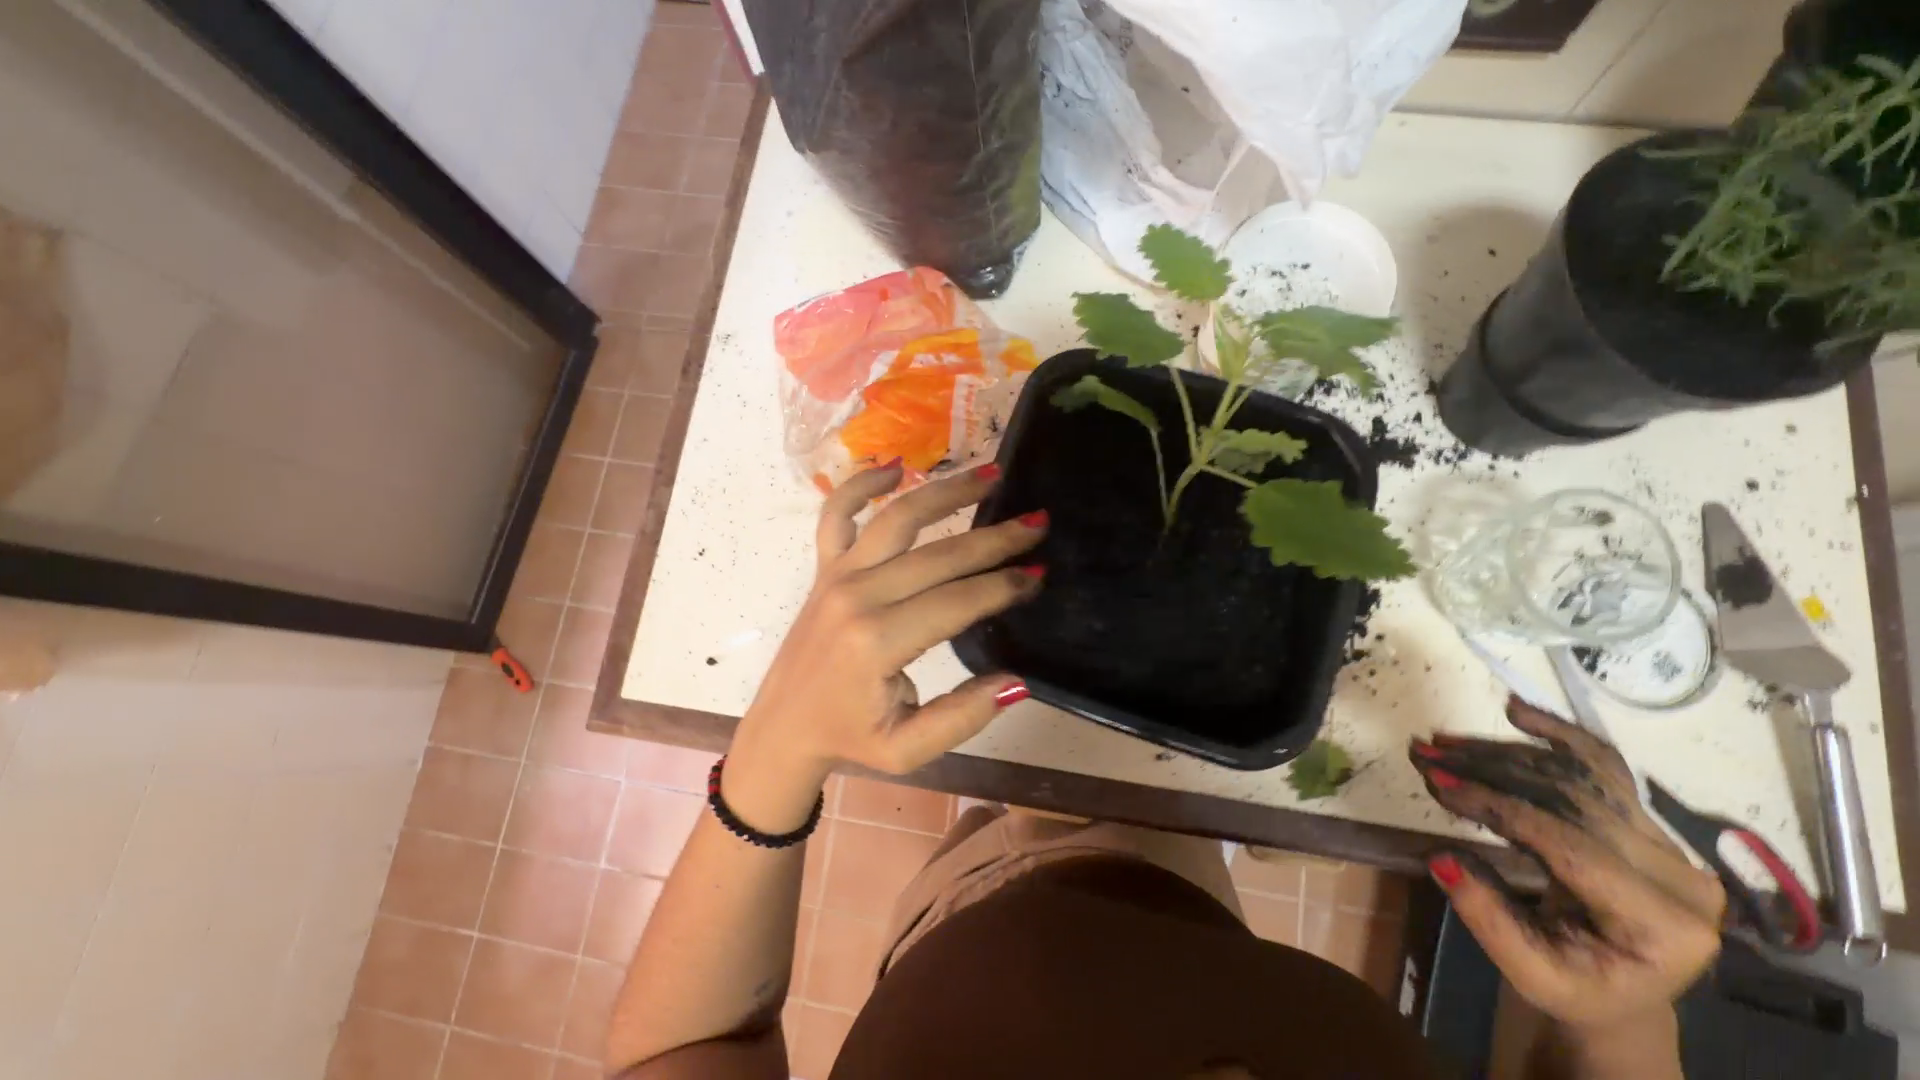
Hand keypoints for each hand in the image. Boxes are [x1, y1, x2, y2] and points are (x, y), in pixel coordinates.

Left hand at [723, 462, 1044, 831]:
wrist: (784, 728)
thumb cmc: (851, 737)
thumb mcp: (908, 749)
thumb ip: (963, 717)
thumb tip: (1016, 681)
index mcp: (880, 642)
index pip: (958, 601)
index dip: (1004, 586)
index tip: (1040, 574)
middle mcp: (858, 597)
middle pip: (939, 555)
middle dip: (996, 538)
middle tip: (1038, 522)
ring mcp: (837, 576)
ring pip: (897, 518)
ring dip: (946, 492)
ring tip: (991, 475)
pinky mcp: (823, 568)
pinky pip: (836, 514)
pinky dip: (861, 485)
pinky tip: (896, 468)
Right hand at [1408, 699, 1724, 1040]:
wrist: (1626, 996)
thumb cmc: (1579, 991)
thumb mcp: (1530, 973)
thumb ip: (1488, 918)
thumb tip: (1438, 856)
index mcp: (1665, 923)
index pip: (1574, 845)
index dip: (1501, 808)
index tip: (1438, 785)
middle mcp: (1680, 873)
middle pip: (1575, 800)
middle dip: (1491, 771)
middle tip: (1426, 755)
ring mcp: (1670, 843)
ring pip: (1582, 776)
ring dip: (1507, 752)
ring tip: (1445, 742)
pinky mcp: (1648, 823)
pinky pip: (1604, 767)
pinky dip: (1559, 735)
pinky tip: (1518, 713)